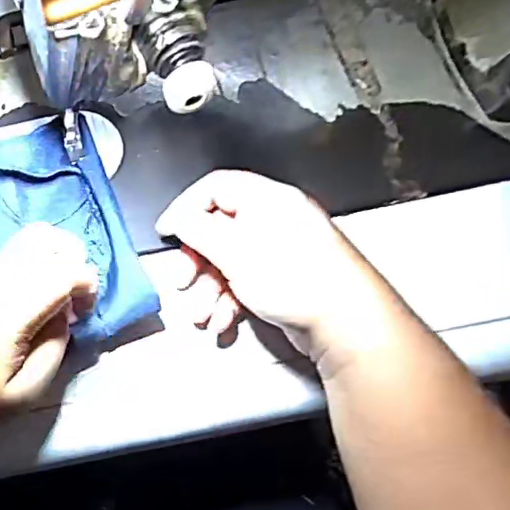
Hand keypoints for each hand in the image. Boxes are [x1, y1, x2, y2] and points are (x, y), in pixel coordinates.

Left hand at [0, 223, 98, 430]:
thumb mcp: (26, 393)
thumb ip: (55, 348)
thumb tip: (65, 312)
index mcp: (4, 316)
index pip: (59, 272)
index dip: (86, 283)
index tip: (86, 312)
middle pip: (48, 243)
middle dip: (76, 265)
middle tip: (77, 303)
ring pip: (32, 237)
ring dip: (59, 256)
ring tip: (61, 292)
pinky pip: (16, 249)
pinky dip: (40, 259)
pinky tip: (39, 292)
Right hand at [154, 170, 385, 369]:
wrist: (343, 321)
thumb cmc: (299, 279)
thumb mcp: (236, 250)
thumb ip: (201, 230)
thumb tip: (180, 219)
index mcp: (267, 200)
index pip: (216, 188)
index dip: (186, 207)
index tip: (167, 231)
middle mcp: (273, 221)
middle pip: (216, 231)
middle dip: (195, 261)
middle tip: (183, 281)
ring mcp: (278, 252)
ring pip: (226, 264)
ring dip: (208, 291)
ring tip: (203, 314)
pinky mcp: (281, 281)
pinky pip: (242, 284)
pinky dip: (228, 303)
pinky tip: (224, 321)